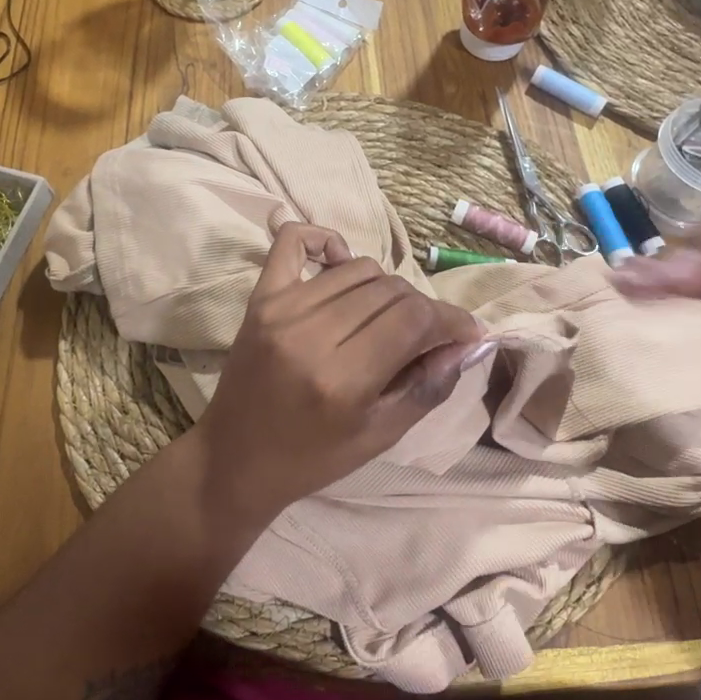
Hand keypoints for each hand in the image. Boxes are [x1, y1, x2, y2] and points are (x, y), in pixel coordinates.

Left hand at [191, 222, 493, 519]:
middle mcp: (310, 334)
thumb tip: (465, 344)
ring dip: (385, 287)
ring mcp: (280, 309)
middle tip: (424, 336)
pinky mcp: (260, 298)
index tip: (466, 333)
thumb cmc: (311, 459)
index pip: (415, 319)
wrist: (234, 460)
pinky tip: (341, 260)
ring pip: (358, 268)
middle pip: (390, 290)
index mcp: (342, 379)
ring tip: (385, 317)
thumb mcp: (379, 438)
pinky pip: (293, 241)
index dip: (452, 321)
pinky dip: (325, 240)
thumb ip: (428, 388)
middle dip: (422, 309)